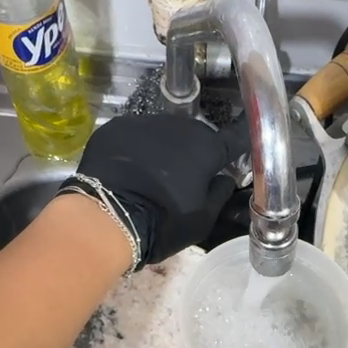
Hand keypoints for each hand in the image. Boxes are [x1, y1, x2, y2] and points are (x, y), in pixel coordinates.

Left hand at [69, 115, 244, 264]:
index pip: (232, 139)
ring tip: (152, 177)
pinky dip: (135, 151)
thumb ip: (218, 195)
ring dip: (163, 150)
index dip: (238, 142)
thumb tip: (225, 179)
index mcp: (205, 149)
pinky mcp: (114, 128)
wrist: (106, 219)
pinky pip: (133, 137)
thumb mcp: (202, 220)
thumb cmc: (162, 224)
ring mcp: (143, 123)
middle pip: (194, 135)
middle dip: (194, 152)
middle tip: (185, 179)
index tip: (241, 144)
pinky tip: (127, 173)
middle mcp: (177, 127)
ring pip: (162, 134)